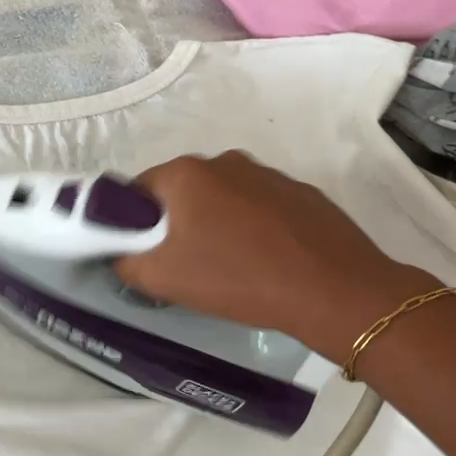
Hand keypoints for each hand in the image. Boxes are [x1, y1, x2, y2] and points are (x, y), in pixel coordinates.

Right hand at [114, 151, 436, 358]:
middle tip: (179, 263)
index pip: (136, 190)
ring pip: (220, 199)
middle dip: (173, 222)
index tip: (140, 252)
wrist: (336, 293)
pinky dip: (250, 229)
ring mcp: (268, 175)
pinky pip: (257, 208)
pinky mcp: (302, 194)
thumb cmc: (237, 278)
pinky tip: (261, 261)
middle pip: (179, 192)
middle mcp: (225, 162)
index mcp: (186, 173)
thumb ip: (123, 261)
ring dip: (213, 224)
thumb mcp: (160, 278)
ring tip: (224, 265)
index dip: (130, 222)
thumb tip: (120, 253)